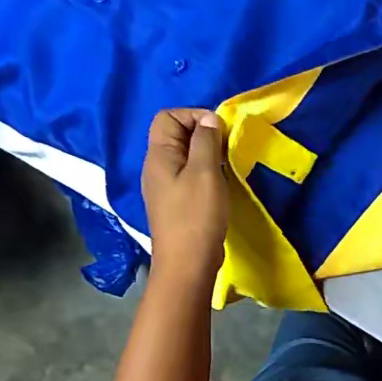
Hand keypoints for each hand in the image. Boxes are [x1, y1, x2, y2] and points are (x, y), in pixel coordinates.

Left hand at [142, 108, 228, 278]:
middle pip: (175, 134)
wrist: (187, 265)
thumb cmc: (196, 216)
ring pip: (185, 156)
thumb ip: (206, 140)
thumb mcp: (205, 172)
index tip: (219, 132)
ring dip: (206, 155)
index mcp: (158, 156)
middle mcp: (156, 167)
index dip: (194, 115)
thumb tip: (209, 119)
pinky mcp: (175, 203)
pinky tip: (219, 186)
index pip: (168, 116)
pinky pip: (188, 176)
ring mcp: (164, 187)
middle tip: (226, 150)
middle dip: (203, 135)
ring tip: (225, 167)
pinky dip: (205, 173)